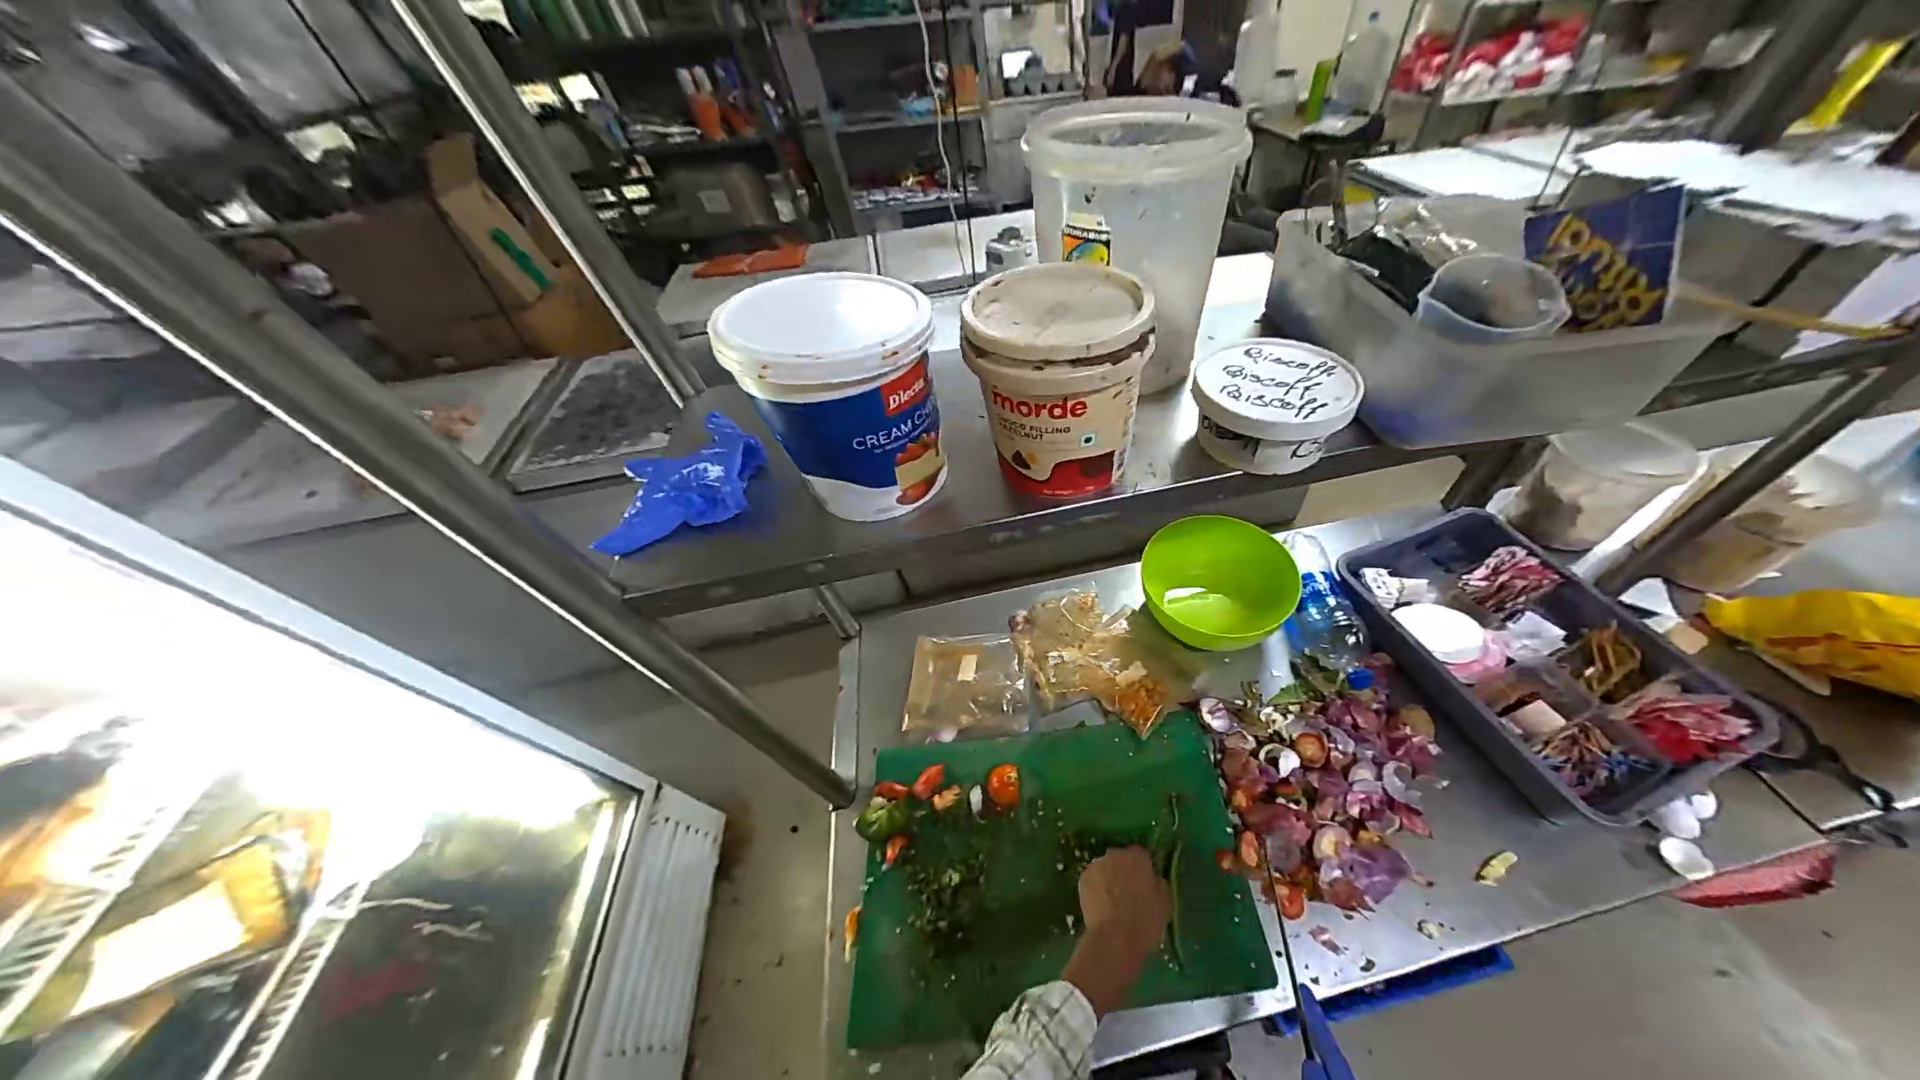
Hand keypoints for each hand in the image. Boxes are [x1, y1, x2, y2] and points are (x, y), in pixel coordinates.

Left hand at [1062, 847, 1170, 1015]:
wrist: (1115, 937)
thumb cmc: (1145, 920)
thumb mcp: (1165, 901)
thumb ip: (1158, 882)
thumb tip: (1152, 878)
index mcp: (1137, 857)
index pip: (1141, 855)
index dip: (1143, 869)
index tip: (1145, 883)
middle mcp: (1115, 855)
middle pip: (1121, 859)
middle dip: (1124, 871)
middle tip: (1129, 892)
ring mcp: (1096, 865)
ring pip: (1105, 868)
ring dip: (1109, 878)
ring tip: (1113, 901)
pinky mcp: (1083, 878)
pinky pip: (1093, 879)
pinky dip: (1097, 888)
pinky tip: (1101, 905)